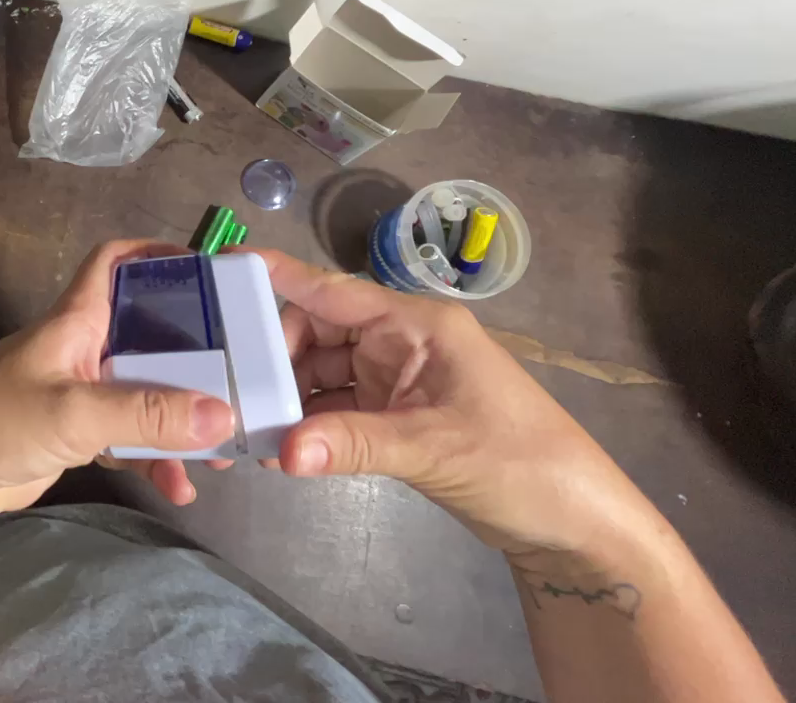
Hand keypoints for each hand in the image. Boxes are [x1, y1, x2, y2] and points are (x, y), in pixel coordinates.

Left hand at [0, 240, 235, 524]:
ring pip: (145, 391)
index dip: (153, 253)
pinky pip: (129, 436)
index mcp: (76, 320)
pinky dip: (155, 456)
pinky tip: (179, 486)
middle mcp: (83, 347)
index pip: (113, 262)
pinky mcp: (76, 433)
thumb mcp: (72, 411)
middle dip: (195, 354)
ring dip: (181, 417)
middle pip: (148, 332)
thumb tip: (222, 414)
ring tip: (223, 452)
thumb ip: (144, 413)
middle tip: (244, 381)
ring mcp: (80, 391)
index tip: (206, 270)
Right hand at [237, 248, 668, 572]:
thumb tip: (280, 454)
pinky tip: (277, 451)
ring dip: (282, 398)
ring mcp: (387, 378)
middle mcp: (392, 340)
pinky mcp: (384, 413)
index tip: (219, 266)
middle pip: (310, 331)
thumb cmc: (522, 462)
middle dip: (270, 359)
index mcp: (410, 323)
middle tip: (230, 389)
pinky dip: (304, 426)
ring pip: (313, 372)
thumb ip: (353, 443)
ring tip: (245, 428)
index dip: (274, 275)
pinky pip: (327, 408)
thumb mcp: (435, 447)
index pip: (328, 287)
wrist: (576, 529)